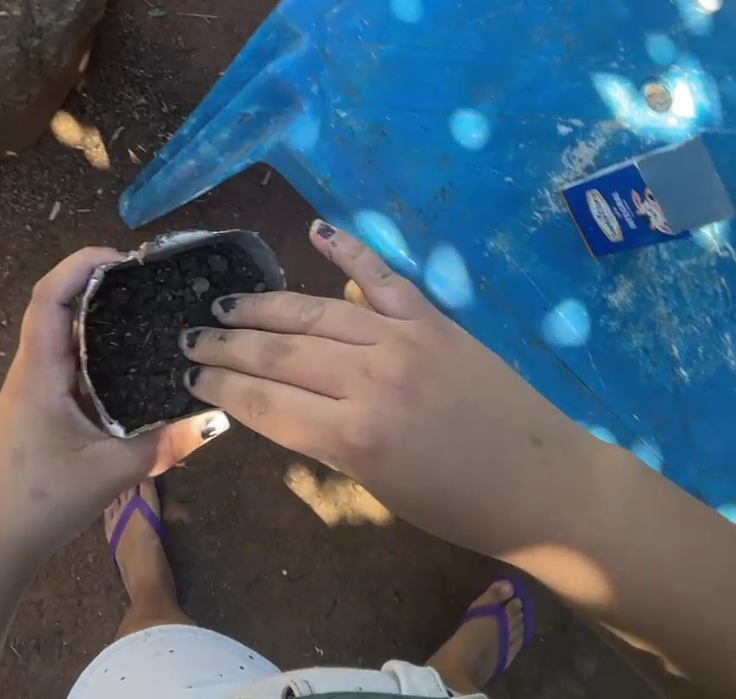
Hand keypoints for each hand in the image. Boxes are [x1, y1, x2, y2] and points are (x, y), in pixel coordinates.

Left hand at [0, 247, 229, 559]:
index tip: (125, 259)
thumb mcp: (110, 472)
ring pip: (64, 331)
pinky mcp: (41, 404)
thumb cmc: (40, 502)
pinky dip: (97, 344)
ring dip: (97, 312)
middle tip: (149, 280)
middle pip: (58, 304)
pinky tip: (130, 357)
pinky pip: (70, 358)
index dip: (81, 264)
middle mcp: (33, 368)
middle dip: (99, 281)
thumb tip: (215, 417)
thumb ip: (165, 444)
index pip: (49, 296)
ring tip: (146, 308)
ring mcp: (34, 386)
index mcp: (40, 371)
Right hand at [182, 221, 575, 557]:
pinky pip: (381, 276)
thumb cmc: (457, 505)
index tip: (189, 377)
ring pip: (314, 311)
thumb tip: (276, 401)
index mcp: (354, 437)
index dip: (221, 389)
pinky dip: (348, 248)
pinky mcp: (432, 318)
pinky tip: (315, 230)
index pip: (265, 404)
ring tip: (225, 304)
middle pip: (279, 352)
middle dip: (226, 346)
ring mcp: (402, 339)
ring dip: (262, 307)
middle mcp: (371, 378)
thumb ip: (325, 439)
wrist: (546, 486)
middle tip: (190, 337)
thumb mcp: (377, 487)